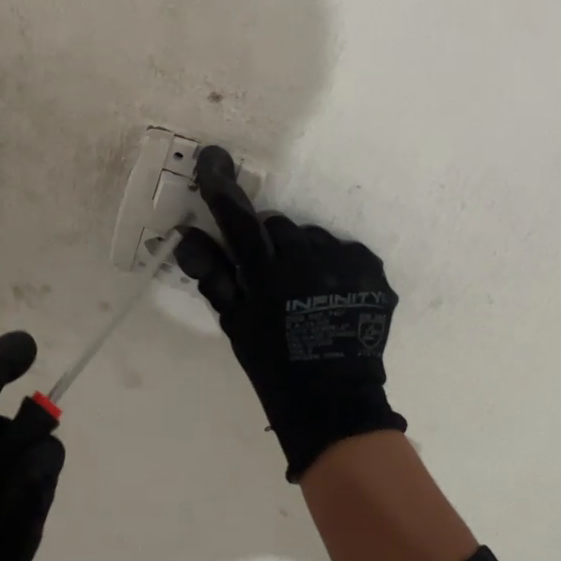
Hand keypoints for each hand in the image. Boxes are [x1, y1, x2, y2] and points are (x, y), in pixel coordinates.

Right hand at [176, 146, 405, 480]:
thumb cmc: (274, 366)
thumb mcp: (235, 324)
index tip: (213, 157)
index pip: (238, 218)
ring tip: (303, 289)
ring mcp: (344, 263)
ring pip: (311, 235)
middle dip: (267, 242)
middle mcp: (307, 258)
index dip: (221, 186)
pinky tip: (330, 293)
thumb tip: (188, 236)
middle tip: (267, 276)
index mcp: (267, 274)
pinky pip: (344, 249)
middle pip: (277, 224)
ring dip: (301, 252)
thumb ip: (213, 276)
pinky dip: (333, 263)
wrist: (335, 403)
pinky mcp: (373, 271)